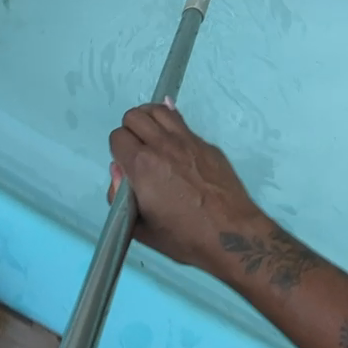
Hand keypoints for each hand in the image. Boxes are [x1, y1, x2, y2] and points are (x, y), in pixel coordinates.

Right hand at [108, 102, 268, 274]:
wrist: (231, 233)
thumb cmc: (184, 237)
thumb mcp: (141, 228)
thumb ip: (120, 197)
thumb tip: (119, 169)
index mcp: (142, 166)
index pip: (117, 137)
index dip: (118, 150)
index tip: (126, 165)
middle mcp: (162, 145)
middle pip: (135, 116)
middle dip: (130, 130)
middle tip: (136, 150)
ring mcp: (187, 140)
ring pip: (158, 110)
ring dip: (149, 120)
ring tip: (152, 138)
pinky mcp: (206, 143)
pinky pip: (181, 121)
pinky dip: (171, 124)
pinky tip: (173, 142)